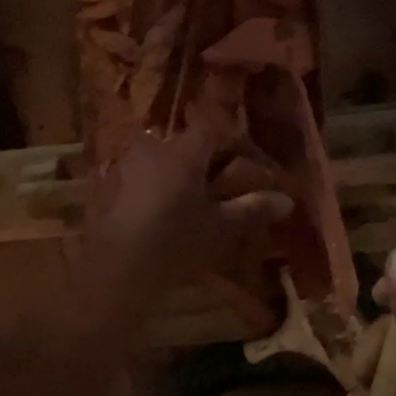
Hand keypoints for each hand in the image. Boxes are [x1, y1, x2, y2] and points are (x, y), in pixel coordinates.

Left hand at [78, 128, 291, 318]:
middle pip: (183, 144)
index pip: (211, 127)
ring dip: (175, 174)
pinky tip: (159, 214)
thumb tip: (287, 200)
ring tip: (190, 202)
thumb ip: (252, 208)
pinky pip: (138, 178)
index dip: (229, 140)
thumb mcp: (221, 227)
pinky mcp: (107, 187)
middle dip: (202, 160)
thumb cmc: (176, 241)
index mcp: (184, 151)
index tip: (242, 160)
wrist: (118, 268)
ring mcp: (126, 166)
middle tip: (218, 185)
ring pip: (159, 160)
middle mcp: (153, 149)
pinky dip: (152, 189)